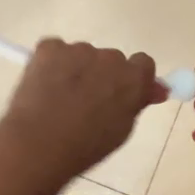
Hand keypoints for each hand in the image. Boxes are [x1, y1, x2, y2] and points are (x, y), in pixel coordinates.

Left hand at [0, 39, 167, 175]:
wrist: (37, 145)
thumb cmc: (85, 146)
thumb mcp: (121, 130)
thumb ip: (138, 103)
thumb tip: (156, 88)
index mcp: (133, 78)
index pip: (143, 64)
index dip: (132, 78)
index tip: (121, 94)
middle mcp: (110, 57)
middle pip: (111, 60)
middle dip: (102, 75)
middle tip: (86, 102)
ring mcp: (78, 49)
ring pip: (82, 55)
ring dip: (77, 69)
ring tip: (59, 99)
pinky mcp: (49, 47)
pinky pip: (56, 51)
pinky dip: (52, 64)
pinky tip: (43, 88)